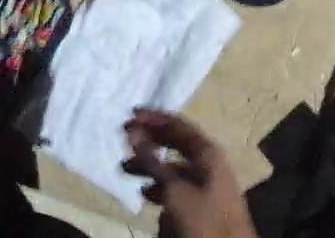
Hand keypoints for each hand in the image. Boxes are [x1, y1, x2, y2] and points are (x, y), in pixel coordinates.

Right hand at [123, 109, 255, 237]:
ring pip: (174, 165)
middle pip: (175, 142)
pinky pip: (178, 184)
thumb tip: (132, 131)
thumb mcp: (174, 189)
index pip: (177, 124)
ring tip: (127, 169)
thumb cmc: (205, 219)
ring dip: (151, 165)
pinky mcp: (205, 203)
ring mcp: (209, 182)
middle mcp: (209, 161)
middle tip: (125, 138)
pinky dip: (161, 184)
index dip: (153, 118)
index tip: (130, 115)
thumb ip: (152, 160)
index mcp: (207, 151)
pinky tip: (146, 193)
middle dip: (149, 140)